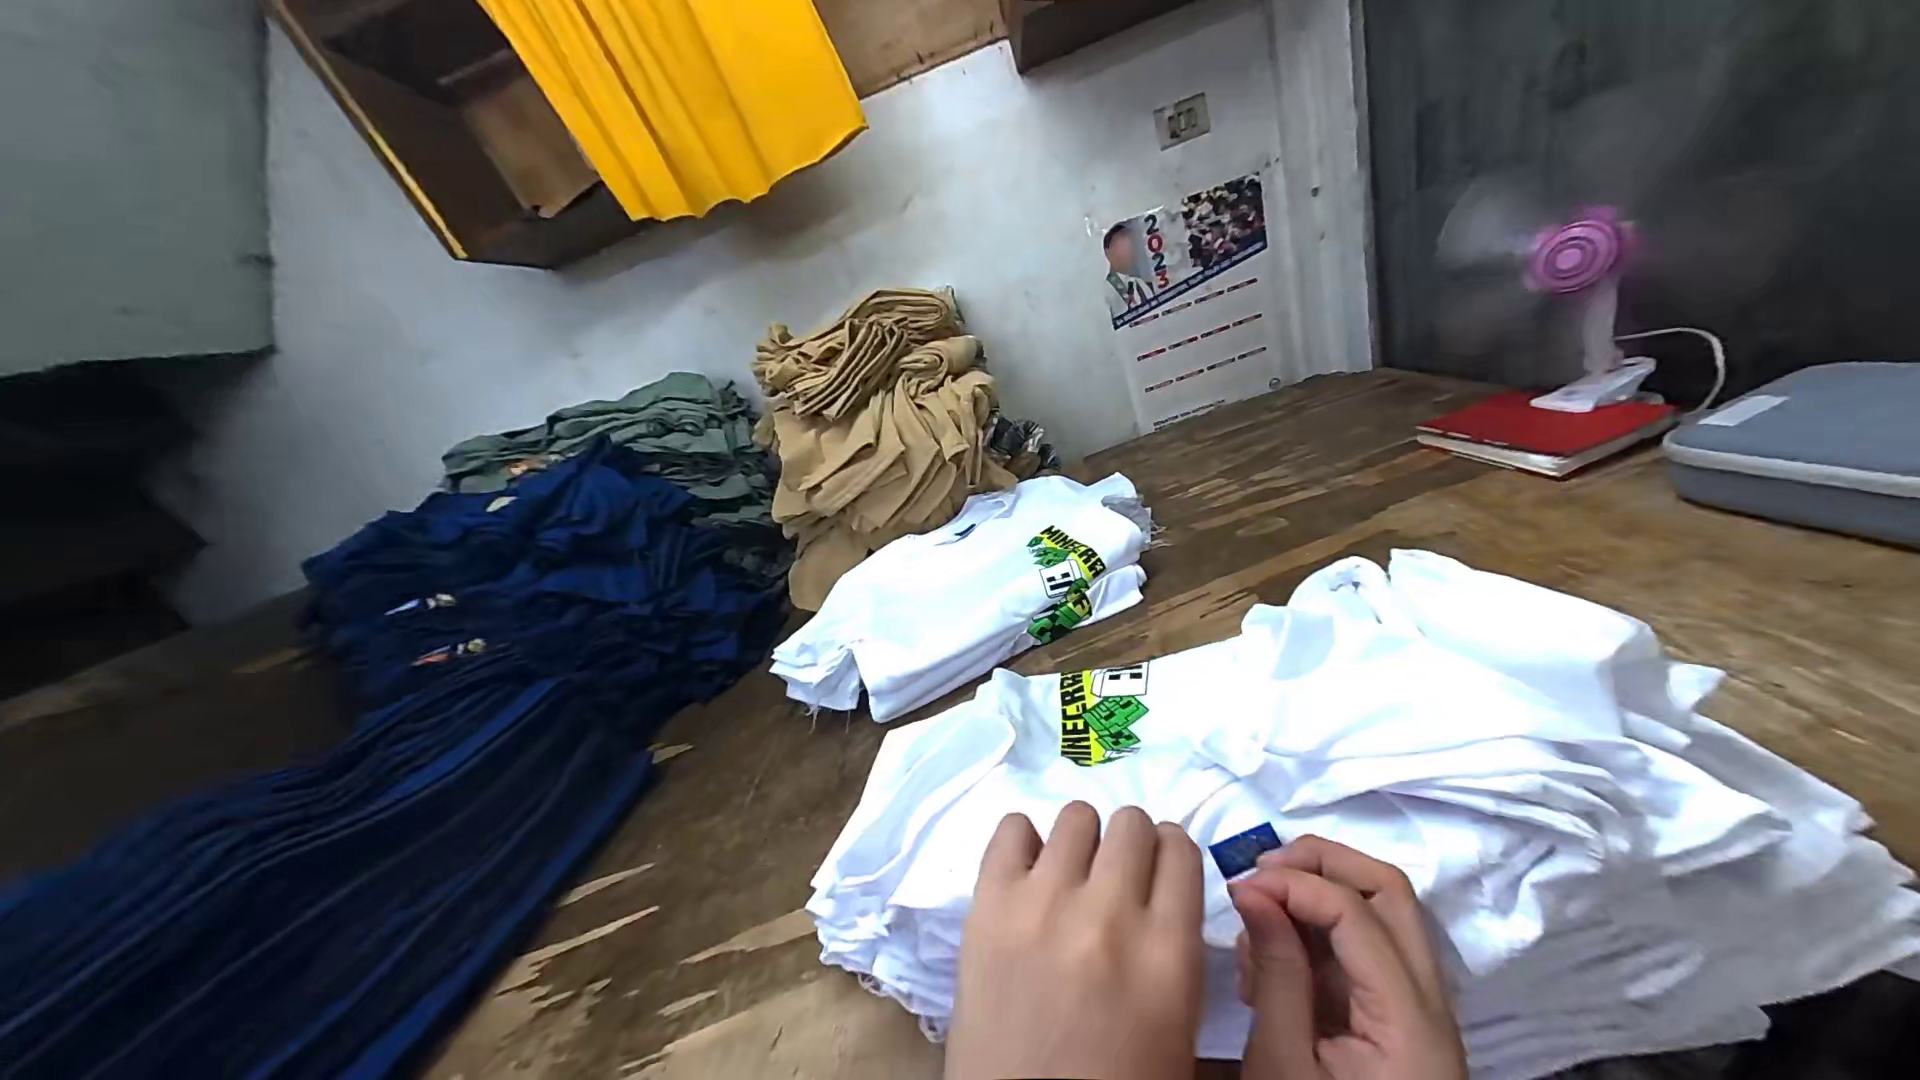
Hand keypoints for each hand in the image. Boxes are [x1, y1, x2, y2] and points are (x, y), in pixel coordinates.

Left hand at [946, 802, 1203, 1079]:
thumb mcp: (1176, 1025)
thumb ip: (1178, 944)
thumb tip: (1165, 882)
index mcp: (1167, 955)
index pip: (1180, 849)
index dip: (1171, 853)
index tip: (1159, 867)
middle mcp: (1108, 914)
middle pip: (1131, 822)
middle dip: (1131, 843)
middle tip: (1116, 874)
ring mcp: (1042, 902)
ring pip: (1077, 816)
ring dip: (1081, 841)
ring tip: (1070, 874)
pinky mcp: (988, 903)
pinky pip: (1012, 827)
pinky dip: (1024, 843)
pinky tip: (1028, 874)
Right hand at [1228, 835, 1465, 1079]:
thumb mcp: (1283, 1063)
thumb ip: (1274, 969)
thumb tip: (1250, 888)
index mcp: (1410, 1023)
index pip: (1356, 912)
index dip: (1294, 884)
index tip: (1238, 887)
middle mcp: (1428, 1002)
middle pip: (1388, 891)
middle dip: (1321, 861)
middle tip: (1262, 869)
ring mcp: (1413, 1005)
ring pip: (1378, 908)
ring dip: (1315, 891)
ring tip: (1257, 924)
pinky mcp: (1391, 1012)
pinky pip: (1358, 942)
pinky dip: (1312, 927)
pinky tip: (1268, 958)